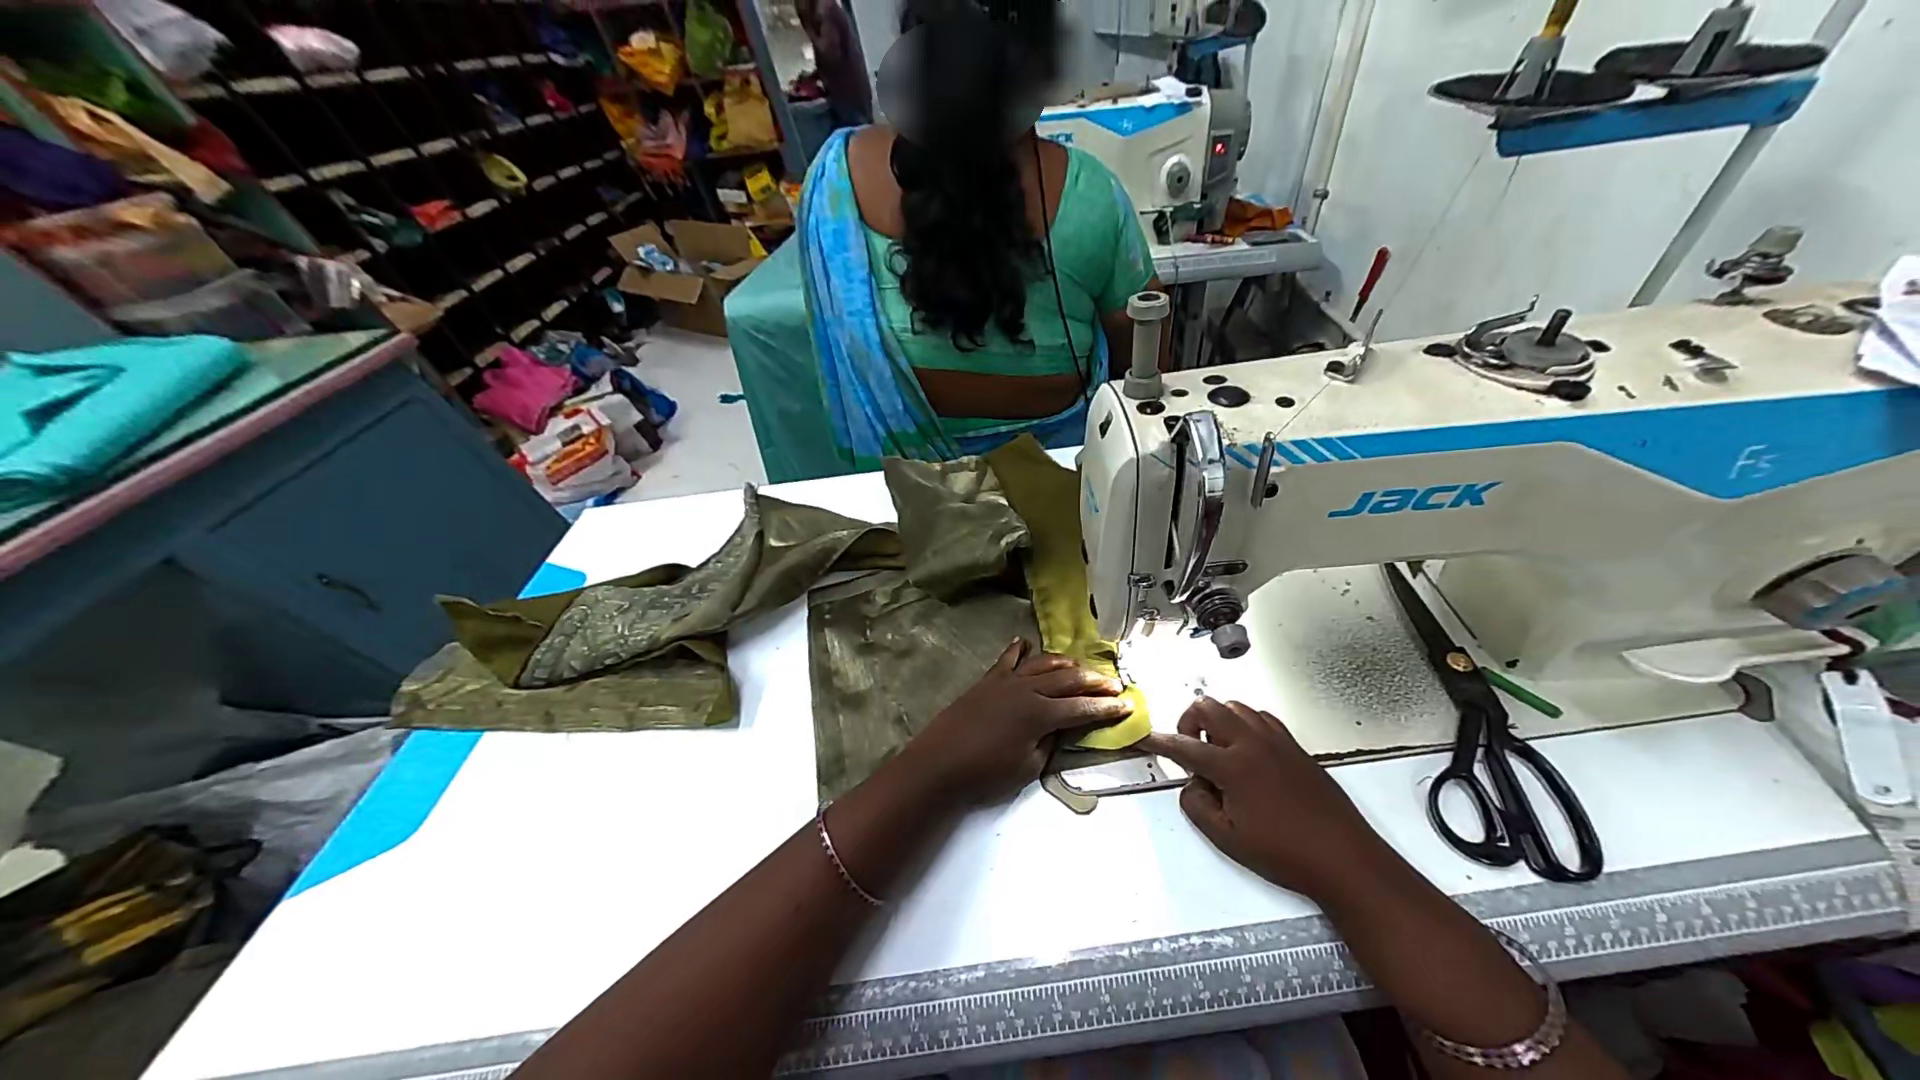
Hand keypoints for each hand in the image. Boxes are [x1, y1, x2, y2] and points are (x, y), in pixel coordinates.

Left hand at [896, 639, 1132, 807]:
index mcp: (1040, 713)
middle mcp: (1027, 689)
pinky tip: (1026, 642)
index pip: (1083, 708)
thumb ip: (1050, 743)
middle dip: (1095, 682)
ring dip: (1065, 664)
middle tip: (1114, 685)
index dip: (1108, 708)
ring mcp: (1005, 681)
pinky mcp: (987, 681)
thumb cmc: (985, 773)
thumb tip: (1060, 728)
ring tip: (1081, 668)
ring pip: (1043, 664)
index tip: (1129, 705)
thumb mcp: (1028, 766)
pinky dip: (1019, 649)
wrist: (938, 764)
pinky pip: (1007, 659)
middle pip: (1069, 680)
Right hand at [1143, 698, 1390, 897]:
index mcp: (1233, 766)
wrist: (1344, 859)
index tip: (1147, 739)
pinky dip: (1244, 724)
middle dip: (1189, 722)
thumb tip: (1192, 786)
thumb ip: (1196, 805)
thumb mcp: (1226, 838)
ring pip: (1235, 706)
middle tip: (1190, 748)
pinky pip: (1260, 717)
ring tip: (1217, 750)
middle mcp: (1253, 743)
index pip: (1185, 745)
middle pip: (1208, 707)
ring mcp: (1277, 741)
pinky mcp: (1295, 746)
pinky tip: (1246, 750)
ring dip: (1218, 720)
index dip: (1160, 742)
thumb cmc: (1286, 853)